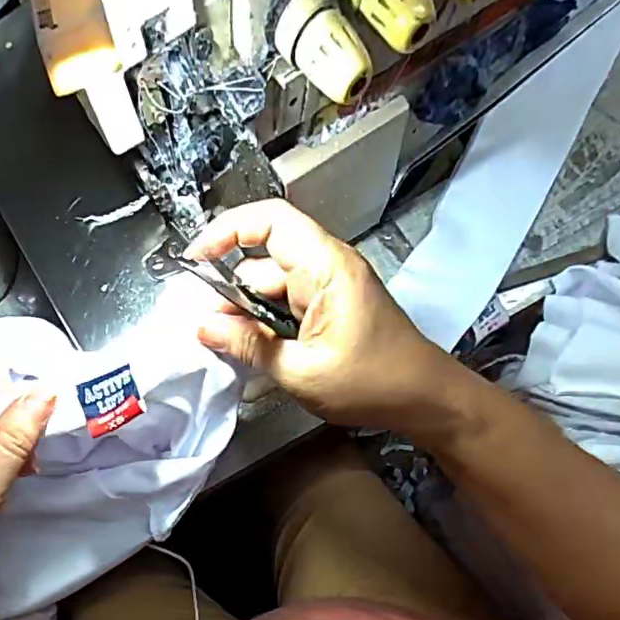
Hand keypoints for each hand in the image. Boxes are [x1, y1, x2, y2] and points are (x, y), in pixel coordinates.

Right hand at [186, 199, 481, 441]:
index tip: (196, 257)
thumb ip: (249, 345)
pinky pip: (285, 305)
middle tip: (211, 330)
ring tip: (236, 348)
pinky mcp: (329, 308)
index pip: (270, 220)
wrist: (423, 399)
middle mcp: (327, 268)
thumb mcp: (302, 371)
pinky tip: (259, 351)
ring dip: (248, 313)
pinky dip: (267, 324)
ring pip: (271, 286)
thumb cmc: (376, 382)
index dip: (227, 230)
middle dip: (232, 292)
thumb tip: (206, 329)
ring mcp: (328, 288)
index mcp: (327, 268)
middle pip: (263, 260)